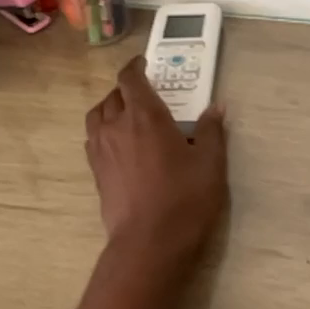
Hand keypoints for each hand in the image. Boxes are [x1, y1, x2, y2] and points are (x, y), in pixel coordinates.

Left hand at [84, 56, 227, 265]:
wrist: (149, 244)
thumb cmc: (185, 200)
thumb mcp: (210, 163)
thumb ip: (211, 131)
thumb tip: (215, 108)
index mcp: (146, 116)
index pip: (131, 78)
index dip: (136, 67)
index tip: (144, 64)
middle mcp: (117, 126)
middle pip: (113, 96)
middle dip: (127, 89)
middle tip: (146, 94)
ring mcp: (101, 150)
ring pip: (98, 116)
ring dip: (111, 109)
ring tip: (128, 116)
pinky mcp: (96, 172)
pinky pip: (94, 139)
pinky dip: (105, 132)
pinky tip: (122, 145)